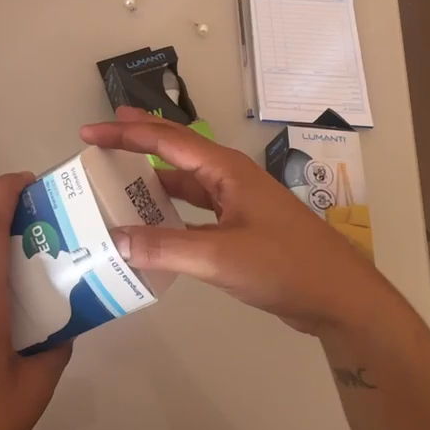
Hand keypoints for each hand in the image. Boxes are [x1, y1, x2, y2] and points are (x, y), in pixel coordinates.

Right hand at [80, 106, 397, 335]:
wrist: (340, 298)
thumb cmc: (285, 265)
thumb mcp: (220, 257)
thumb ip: (165, 247)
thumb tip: (113, 239)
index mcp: (225, 170)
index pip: (166, 140)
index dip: (125, 133)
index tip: (89, 132)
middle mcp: (229, 178)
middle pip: (175, 151)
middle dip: (137, 141)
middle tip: (100, 137)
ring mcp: (237, 203)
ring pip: (185, 182)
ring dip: (152, 180)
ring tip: (117, 181)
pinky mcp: (241, 228)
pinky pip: (195, 209)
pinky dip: (170, 212)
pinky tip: (153, 226)